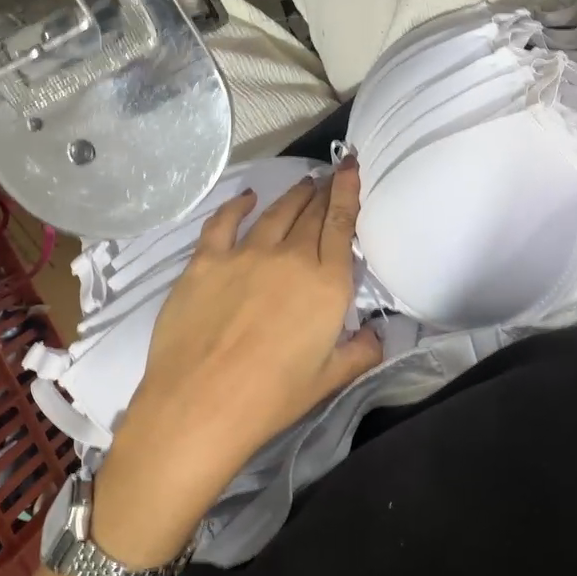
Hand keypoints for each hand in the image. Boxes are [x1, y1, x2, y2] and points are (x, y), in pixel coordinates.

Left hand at [88, 162, 380, 565]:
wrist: (198, 408)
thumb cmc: (271, 399)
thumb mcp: (329, 379)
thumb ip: (361, 351)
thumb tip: (378, 336)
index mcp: (327, 283)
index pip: (341, 223)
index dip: (348, 191)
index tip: (351, 167)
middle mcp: (291, 258)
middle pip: (311, 213)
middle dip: (323, 191)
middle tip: (329, 177)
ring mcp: (245, 256)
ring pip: (276, 213)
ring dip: (292, 195)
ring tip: (303, 184)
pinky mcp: (205, 263)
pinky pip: (223, 223)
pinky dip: (237, 206)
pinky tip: (246, 198)